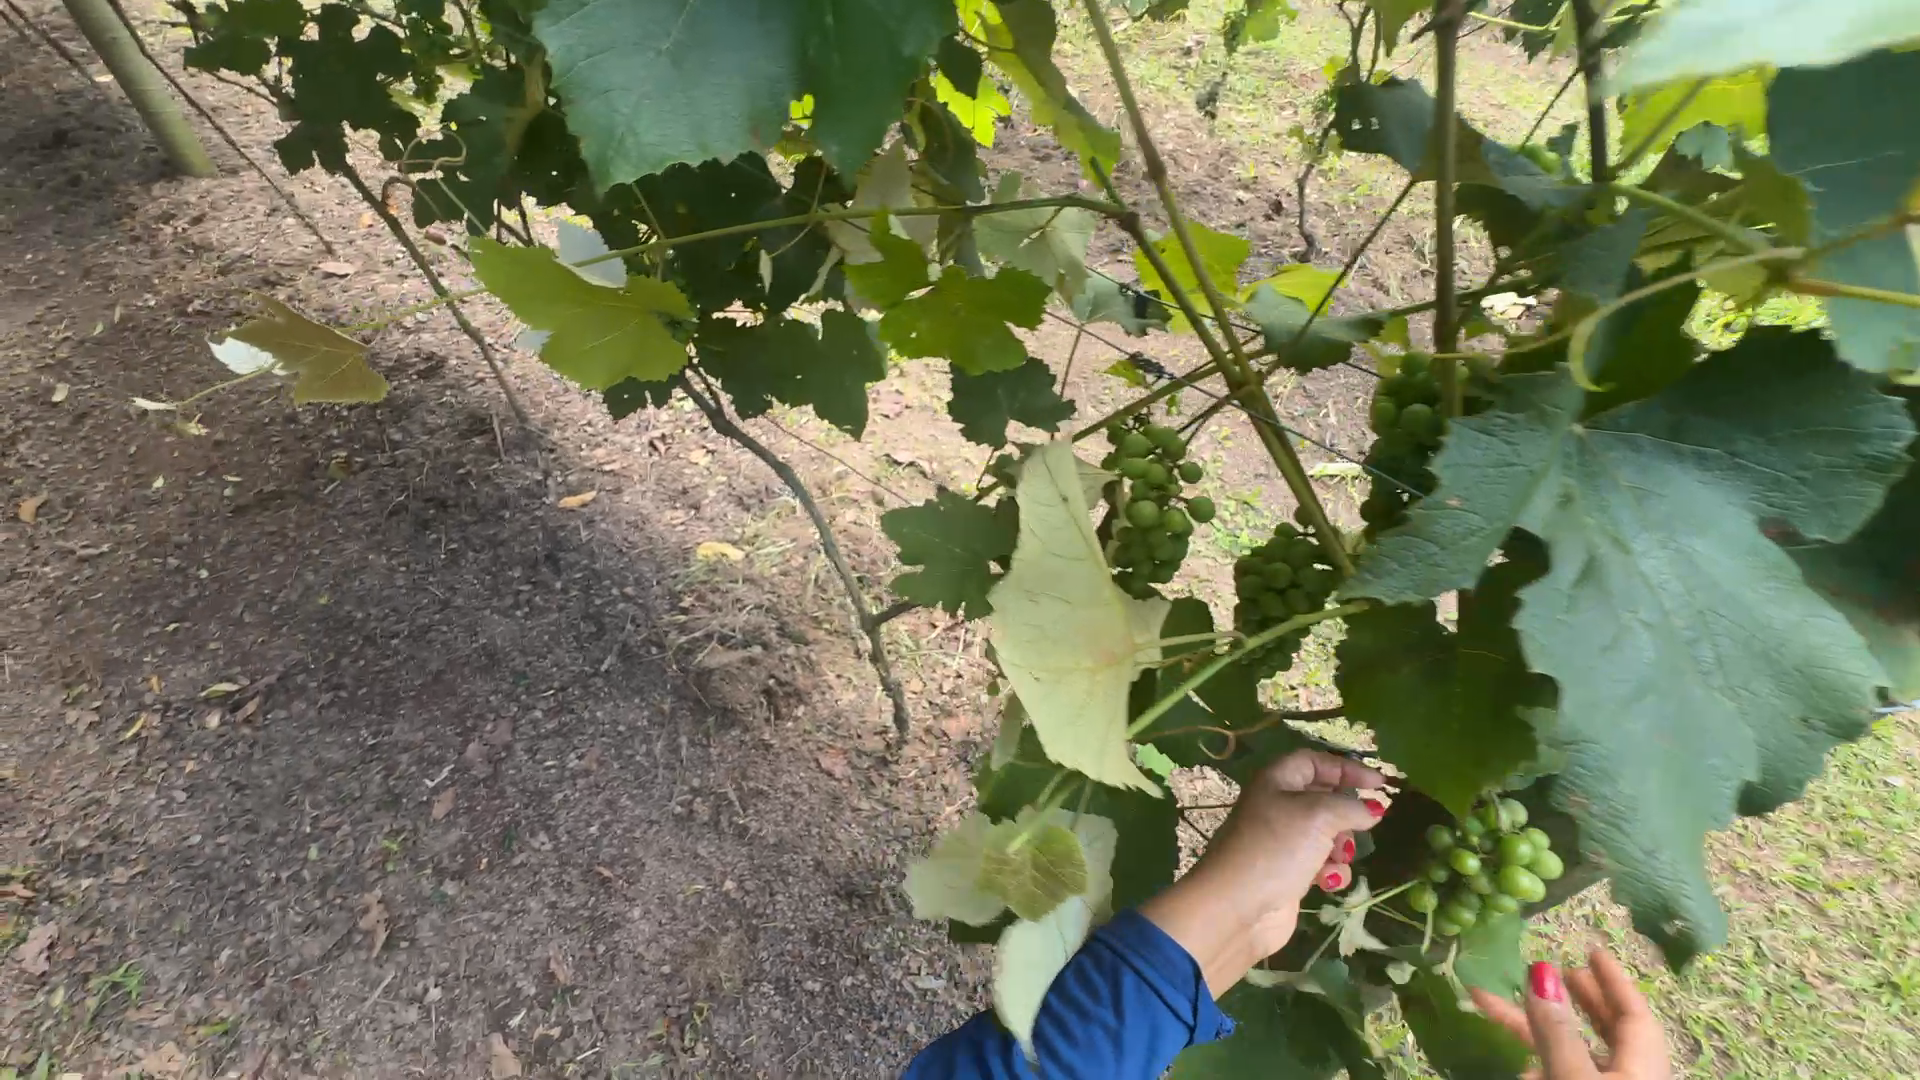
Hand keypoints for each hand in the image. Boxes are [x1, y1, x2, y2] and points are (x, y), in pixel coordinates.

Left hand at [1139, 749, 1384, 995]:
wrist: (1240, 903)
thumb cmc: (1277, 846)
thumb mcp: (1318, 814)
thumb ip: (1350, 806)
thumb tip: (1372, 808)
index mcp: (1276, 779)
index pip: (1314, 761)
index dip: (1347, 768)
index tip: (1381, 784)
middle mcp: (1277, 804)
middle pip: (1323, 798)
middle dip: (1346, 814)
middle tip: (1360, 827)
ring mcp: (1282, 839)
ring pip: (1327, 833)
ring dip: (1341, 846)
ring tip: (1337, 857)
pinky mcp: (1289, 870)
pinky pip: (1322, 863)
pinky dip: (1331, 870)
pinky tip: (1327, 881)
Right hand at [1469, 951, 1673, 1079]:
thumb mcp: (1573, 1077)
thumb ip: (1556, 1030)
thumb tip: (1540, 971)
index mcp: (1644, 1069)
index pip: (1636, 1017)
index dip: (1615, 981)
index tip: (1592, 949)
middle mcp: (1631, 1078)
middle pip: (1610, 1031)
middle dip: (1581, 999)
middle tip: (1560, 969)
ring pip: (1579, 1051)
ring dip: (1540, 1027)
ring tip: (1500, 1005)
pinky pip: (1566, 1072)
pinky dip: (1541, 1058)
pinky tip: (1519, 1065)